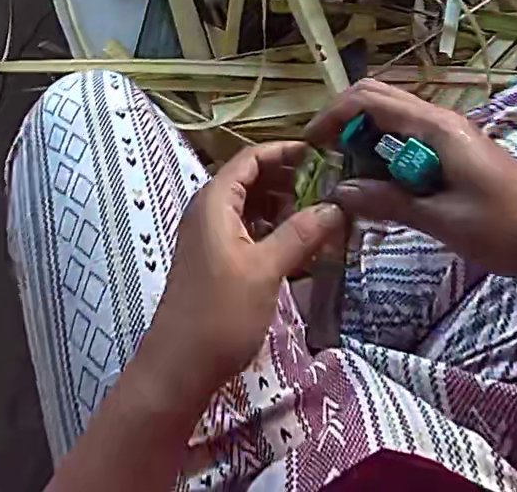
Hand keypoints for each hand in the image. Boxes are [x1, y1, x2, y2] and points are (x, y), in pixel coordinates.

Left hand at [132, 141, 345, 410]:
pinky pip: (246, 227)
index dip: (283, 151)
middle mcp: (209, 209)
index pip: (249, 158)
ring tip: (320, 211)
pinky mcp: (216, 256)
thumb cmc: (220, 312)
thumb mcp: (265, 270)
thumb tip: (335, 206)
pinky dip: (271, 227)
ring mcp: (210, 233)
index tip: (319, 153)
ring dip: (281, 204)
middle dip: (287, 178)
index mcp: (214, 200)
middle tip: (328, 184)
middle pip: (250, 178)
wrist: (180, 364)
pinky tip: (299, 241)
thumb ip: (300, 234)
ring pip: (250, 204)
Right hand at [302, 79, 516, 278]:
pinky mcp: (454, 147)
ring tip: (350, 170)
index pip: (370, 100)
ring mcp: (448, 131)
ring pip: (390, 113)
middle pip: (377, 96)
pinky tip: (382, 179)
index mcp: (436, 128)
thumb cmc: (507, 230)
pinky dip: (382, 146)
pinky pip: (405, 133)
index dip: (334, 116)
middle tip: (327, 152)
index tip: (313, 144)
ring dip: (363, 133)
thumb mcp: (442, 221)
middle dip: (344, 118)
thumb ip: (388, 202)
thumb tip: (339, 191)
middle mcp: (439, 119)